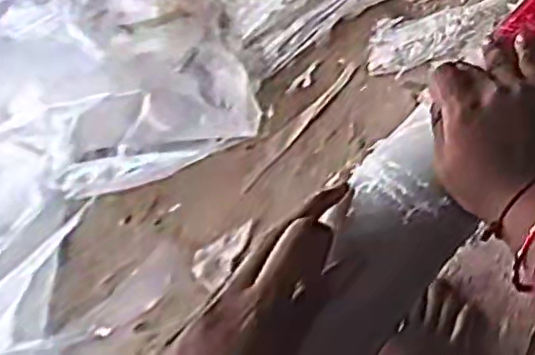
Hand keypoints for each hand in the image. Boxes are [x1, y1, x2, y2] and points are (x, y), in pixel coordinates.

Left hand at [168, 185, 348, 354]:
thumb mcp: (289, 349)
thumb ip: (313, 308)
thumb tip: (349, 266)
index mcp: (260, 305)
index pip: (298, 233)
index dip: (323, 217)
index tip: (346, 206)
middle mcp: (229, 298)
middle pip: (272, 234)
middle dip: (306, 210)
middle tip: (335, 195)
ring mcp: (204, 313)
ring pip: (250, 257)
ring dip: (281, 240)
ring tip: (306, 234)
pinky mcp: (185, 332)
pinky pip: (231, 284)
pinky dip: (258, 271)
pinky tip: (267, 282)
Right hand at [429, 38, 534, 221]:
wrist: (527, 191)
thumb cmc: (481, 185)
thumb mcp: (444, 161)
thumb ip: (440, 125)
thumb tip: (439, 103)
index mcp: (460, 108)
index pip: (444, 74)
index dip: (439, 79)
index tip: (439, 87)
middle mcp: (488, 90)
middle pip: (469, 66)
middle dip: (462, 72)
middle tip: (461, 80)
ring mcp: (515, 86)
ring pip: (498, 56)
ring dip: (489, 51)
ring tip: (486, 45)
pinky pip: (531, 61)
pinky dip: (524, 48)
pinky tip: (520, 38)